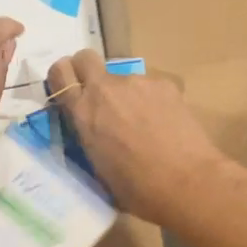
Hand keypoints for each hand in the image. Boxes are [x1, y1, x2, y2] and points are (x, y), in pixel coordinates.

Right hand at [47, 50, 242, 226]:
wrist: (186, 182)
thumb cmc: (138, 190)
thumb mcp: (97, 168)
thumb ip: (89, 137)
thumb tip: (92, 130)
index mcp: (83, 112)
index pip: (59, 72)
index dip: (63, 77)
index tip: (70, 89)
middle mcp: (106, 89)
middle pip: (86, 57)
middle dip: (86, 69)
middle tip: (98, 96)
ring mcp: (137, 82)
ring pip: (123, 78)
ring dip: (126, 94)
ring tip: (143, 122)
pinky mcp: (164, 83)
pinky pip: (149, 86)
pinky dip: (152, 100)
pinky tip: (165, 123)